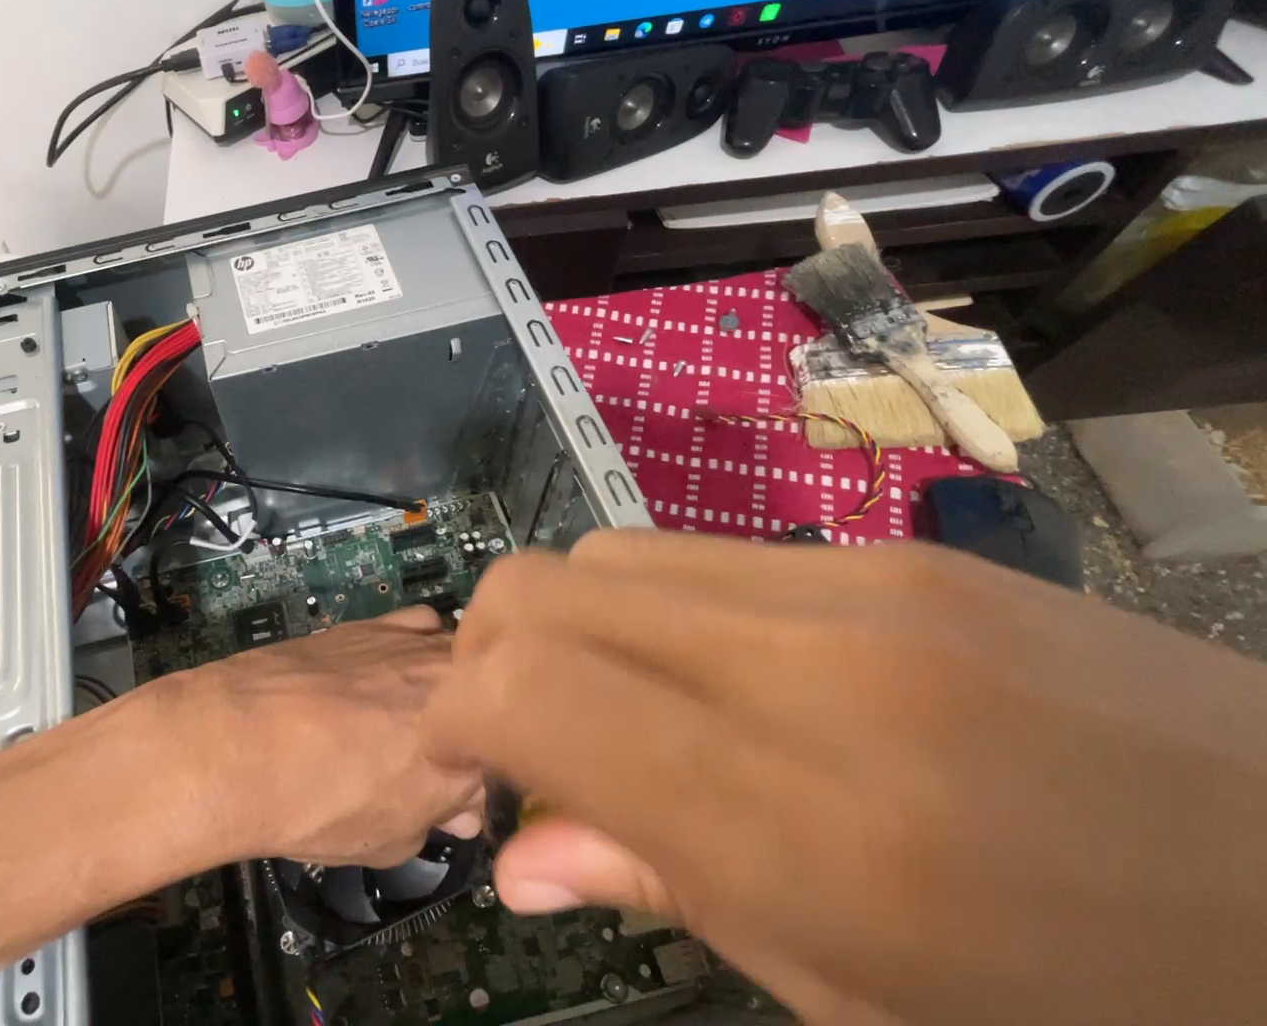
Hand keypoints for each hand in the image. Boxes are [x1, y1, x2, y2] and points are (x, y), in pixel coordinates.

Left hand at [173, 607, 484, 868]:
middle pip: (483, 706)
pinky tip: (383, 668)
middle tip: (423, 763)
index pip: (496, 771)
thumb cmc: (316, 802)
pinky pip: (415, 625)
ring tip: (404, 711)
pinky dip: (412, 644)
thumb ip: (433, 821)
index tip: (448, 805)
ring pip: (455, 659)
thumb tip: (451, 810)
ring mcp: (416, 647)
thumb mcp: (387, 841)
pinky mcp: (374, 624)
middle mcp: (455, 692)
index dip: (471, 791)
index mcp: (472, 752)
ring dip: (444, 684)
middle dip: (463, 734)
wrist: (242, 744)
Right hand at [424, 531, 1266, 1025]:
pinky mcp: (904, 555)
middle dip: (489, 653)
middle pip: (542, 590)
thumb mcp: (855, 998)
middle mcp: (805, 668)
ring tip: (612, 701)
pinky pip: (706, 555)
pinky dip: (654, 609)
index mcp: (790, 820)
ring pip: (609, 556)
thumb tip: (517, 860)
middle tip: (520, 734)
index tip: (464, 763)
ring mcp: (862, 589)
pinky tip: (711, 673)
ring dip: (567, 625)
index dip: (455, 714)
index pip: (525, 689)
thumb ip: (661, 889)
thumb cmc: (1080, 1006)